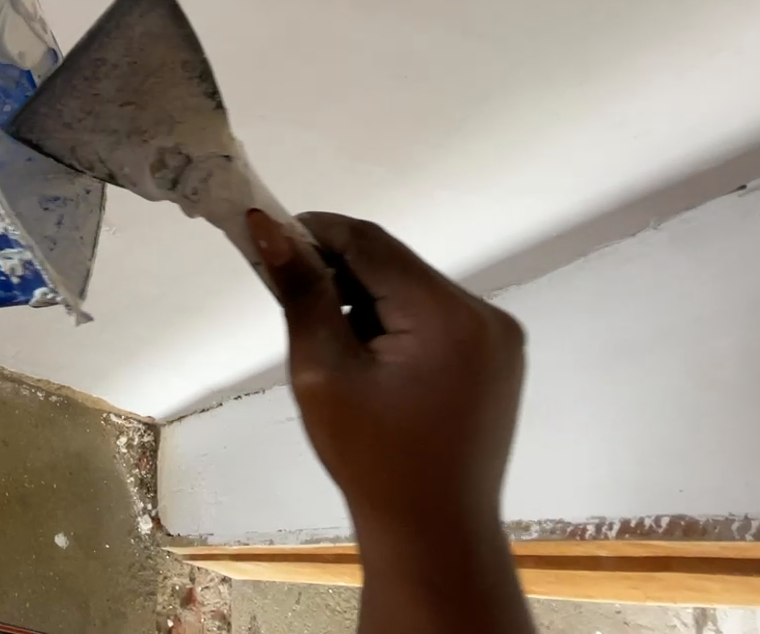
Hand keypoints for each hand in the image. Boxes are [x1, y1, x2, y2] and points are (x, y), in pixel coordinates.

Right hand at [246, 210, 524, 537]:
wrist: (432, 532)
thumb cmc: (369, 454)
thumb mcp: (322, 368)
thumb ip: (300, 290)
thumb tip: (266, 227)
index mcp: (447, 316)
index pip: (370, 242)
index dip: (314, 229)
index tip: (265, 236)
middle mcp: (483, 314)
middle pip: (391, 261)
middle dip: (332, 263)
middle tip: (284, 284)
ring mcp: (494, 335)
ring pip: (406, 283)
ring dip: (357, 289)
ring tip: (320, 326)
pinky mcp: (490, 354)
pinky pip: (425, 310)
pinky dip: (383, 312)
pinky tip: (358, 344)